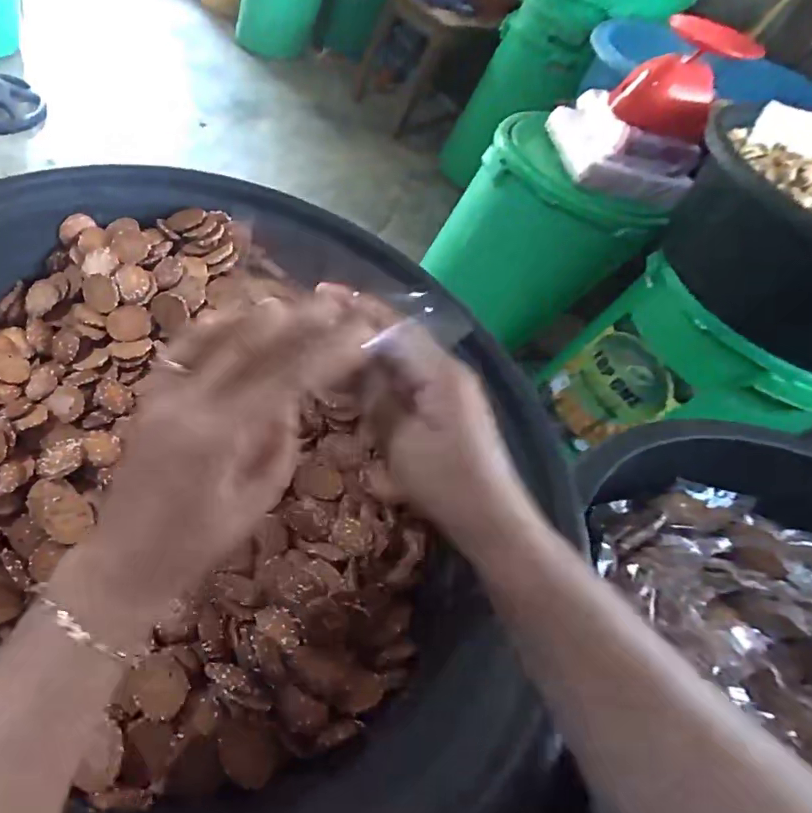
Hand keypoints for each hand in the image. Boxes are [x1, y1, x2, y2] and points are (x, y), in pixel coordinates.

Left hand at [51, 293, 375, 640]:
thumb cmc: (197, 545)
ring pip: (211, 339)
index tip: (358, 334)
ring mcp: (160, 396)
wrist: (126, 560)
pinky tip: (231, 316)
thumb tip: (291, 399)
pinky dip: (207, 331)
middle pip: (250, 347)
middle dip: (296, 322)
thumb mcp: (254, 502)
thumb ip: (278, 445)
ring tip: (290, 301)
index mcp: (218, 436)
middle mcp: (186, 403)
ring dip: (252, 316)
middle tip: (332, 303)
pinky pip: (179, 352)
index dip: (325, 354)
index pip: (284, 379)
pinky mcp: (146, 399)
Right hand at [325, 287, 531, 546]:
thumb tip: (353, 365)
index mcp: (440, 373)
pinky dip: (380, 372)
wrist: (492, 519)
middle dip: (361, 320)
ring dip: (368, 346)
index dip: (359, 308)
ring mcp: (449, 389)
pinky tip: (357, 376)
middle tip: (319, 311)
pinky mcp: (446, 407)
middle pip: (400, 335)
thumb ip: (377, 398)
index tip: (323, 293)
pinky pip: (408, 377)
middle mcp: (447, 371)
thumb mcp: (402, 440)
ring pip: (403, 356)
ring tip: (329, 340)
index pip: (394, 328)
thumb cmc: (446, 482)